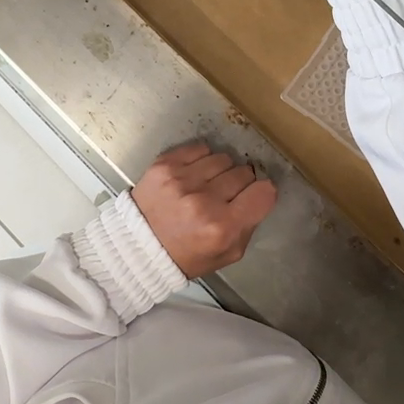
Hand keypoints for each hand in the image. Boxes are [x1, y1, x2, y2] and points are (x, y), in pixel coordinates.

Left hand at [130, 142, 276, 277]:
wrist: (139, 245)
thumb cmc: (186, 255)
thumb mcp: (227, 254)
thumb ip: (249, 225)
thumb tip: (261, 194)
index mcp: (223, 227)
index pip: (264, 192)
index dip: (262, 193)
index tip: (254, 197)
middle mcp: (204, 200)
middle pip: (243, 173)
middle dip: (240, 183)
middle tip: (226, 195)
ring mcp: (182, 179)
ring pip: (223, 158)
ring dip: (220, 171)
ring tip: (208, 185)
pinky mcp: (165, 164)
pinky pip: (200, 148)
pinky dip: (202, 159)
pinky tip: (194, 174)